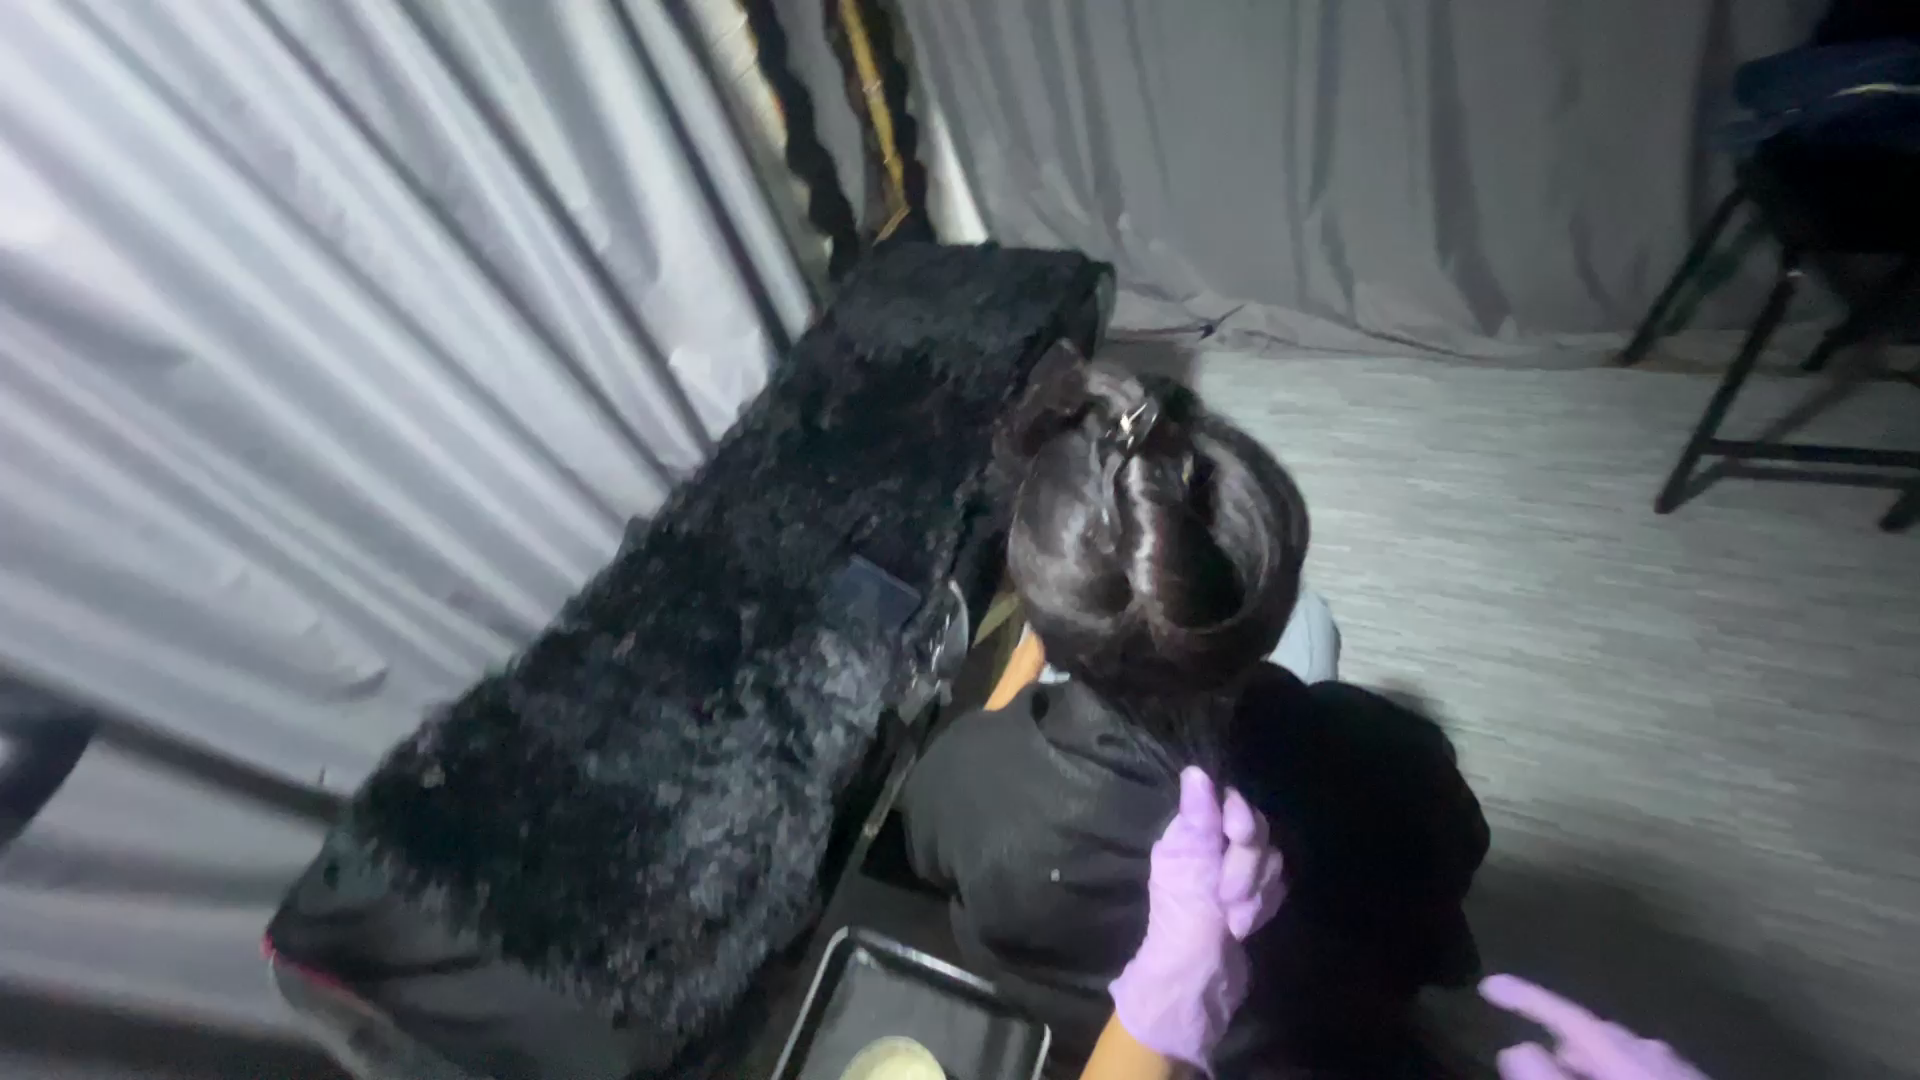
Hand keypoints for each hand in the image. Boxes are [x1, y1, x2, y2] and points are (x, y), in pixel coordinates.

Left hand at [1110, 768, 1285, 1070]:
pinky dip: (1263, 905)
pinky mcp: (1251, 896)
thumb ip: (1197, 820)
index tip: (1237, 837)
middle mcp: (1210, 846)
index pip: (1228, 799)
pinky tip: (1244, 926)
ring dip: (1255, 891)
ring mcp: (1232, 871)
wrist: (1198, 990)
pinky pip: (1274, 885)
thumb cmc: (1183, 927)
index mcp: (1188, 833)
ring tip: (1233, 919)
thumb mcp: (1186, 870)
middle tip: (1228, 897)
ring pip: (1268, 858)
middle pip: (1254, 829)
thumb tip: (1196, 769)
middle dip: (1247, 866)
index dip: (1240, 817)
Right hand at [1481, 975, 1711, 1079]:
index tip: (1486, 987)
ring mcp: (1683, 1074)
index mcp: (1621, 1051)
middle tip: (1535, 1062)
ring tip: (1573, 1077)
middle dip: (1560, 1045)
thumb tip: (1515, 1048)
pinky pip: (1648, 1076)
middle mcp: (1653, 1053)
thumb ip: (1543, 1075)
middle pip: (1591, 1035)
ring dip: (1591, 1068)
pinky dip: (1619, 1079)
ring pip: (1622, 1059)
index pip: (1561, 1011)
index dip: (1521, 996)